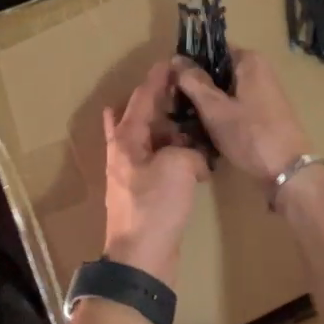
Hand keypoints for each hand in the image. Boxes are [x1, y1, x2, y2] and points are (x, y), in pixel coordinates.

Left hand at [102, 61, 210, 287]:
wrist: (141, 260)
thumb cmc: (155, 207)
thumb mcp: (178, 167)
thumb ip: (187, 149)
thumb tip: (192, 157)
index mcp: (126, 139)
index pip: (141, 98)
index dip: (156, 79)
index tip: (170, 63)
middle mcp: (124, 153)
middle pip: (144, 118)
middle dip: (165, 105)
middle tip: (191, 94)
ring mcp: (133, 174)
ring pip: (154, 142)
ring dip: (174, 133)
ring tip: (198, 126)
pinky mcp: (145, 194)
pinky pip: (162, 164)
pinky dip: (177, 156)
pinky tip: (196, 158)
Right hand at [172, 51, 310, 189]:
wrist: (289, 171)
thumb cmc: (251, 136)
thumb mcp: (216, 109)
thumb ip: (194, 82)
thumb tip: (176, 59)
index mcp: (249, 60)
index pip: (212, 48)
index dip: (189, 61)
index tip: (170, 76)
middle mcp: (259, 69)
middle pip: (218, 69)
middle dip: (196, 83)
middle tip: (173, 99)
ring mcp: (263, 91)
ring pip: (225, 88)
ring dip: (207, 100)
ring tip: (183, 114)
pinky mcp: (264, 111)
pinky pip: (235, 102)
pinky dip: (220, 111)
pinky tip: (203, 126)